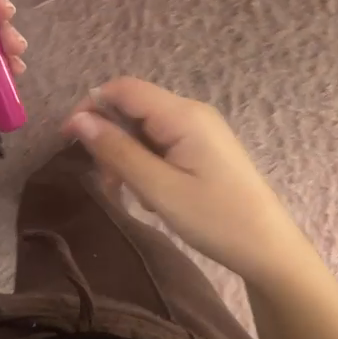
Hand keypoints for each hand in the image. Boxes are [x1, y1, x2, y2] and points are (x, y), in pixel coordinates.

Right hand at [63, 78, 312, 283]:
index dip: (91, 106)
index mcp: (182, 114)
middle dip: (110, 137)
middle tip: (105, 182)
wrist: (270, 250)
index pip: (124, 88)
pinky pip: (162, 143)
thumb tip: (78, 120)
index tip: (68, 140)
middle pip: (133, 107)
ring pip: (145, 128)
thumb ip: (117, 151)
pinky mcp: (204, 148)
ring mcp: (201, 130)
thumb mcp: (159, 189)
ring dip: (127, 156)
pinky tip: (150, 195)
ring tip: (129, 194)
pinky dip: (146, 163)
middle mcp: (192, 112)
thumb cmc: (216, 219)